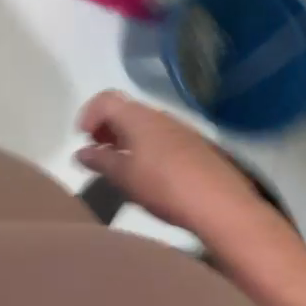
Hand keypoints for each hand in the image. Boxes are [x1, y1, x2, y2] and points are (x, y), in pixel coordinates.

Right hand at [73, 90, 277, 236]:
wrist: (223, 206)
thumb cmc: (164, 186)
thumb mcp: (124, 177)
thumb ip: (100, 160)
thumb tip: (81, 152)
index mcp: (138, 117)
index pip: (105, 99)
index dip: (88, 114)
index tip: (83, 139)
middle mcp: (160, 116)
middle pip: (126, 111)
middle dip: (106, 128)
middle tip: (98, 152)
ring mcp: (182, 130)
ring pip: (146, 125)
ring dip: (127, 139)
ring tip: (122, 166)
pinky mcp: (198, 147)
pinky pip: (163, 138)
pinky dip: (148, 148)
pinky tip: (150, 174)